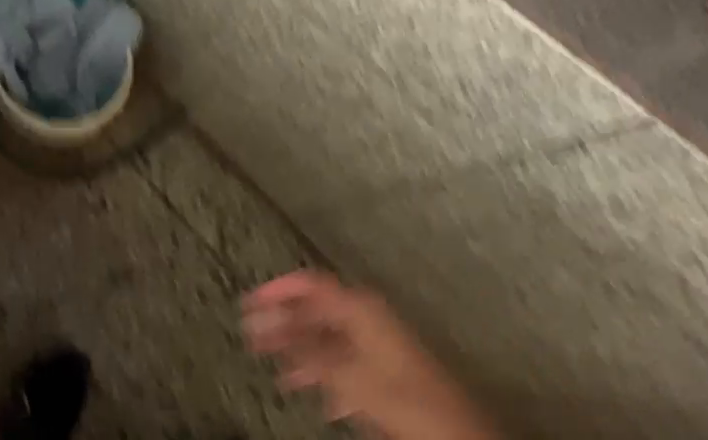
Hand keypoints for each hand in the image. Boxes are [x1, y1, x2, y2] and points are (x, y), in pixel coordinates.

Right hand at [243, 271, 497, 439]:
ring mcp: (380, 340)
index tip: (251, 298)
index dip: (277, 287)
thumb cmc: (405, 393)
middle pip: (316, 309)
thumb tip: (262, 321)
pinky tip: (318, 392)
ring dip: (302, 351)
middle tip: (254, 332)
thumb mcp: (345, 369)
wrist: (456, 430)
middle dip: (284, 322)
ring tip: (277, 366)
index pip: (308, 282)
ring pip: (329, 337)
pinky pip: (345, 358)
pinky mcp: (388, 366)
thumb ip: (301, 344)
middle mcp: (368, 315)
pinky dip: (325, 371)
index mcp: (359, 306)